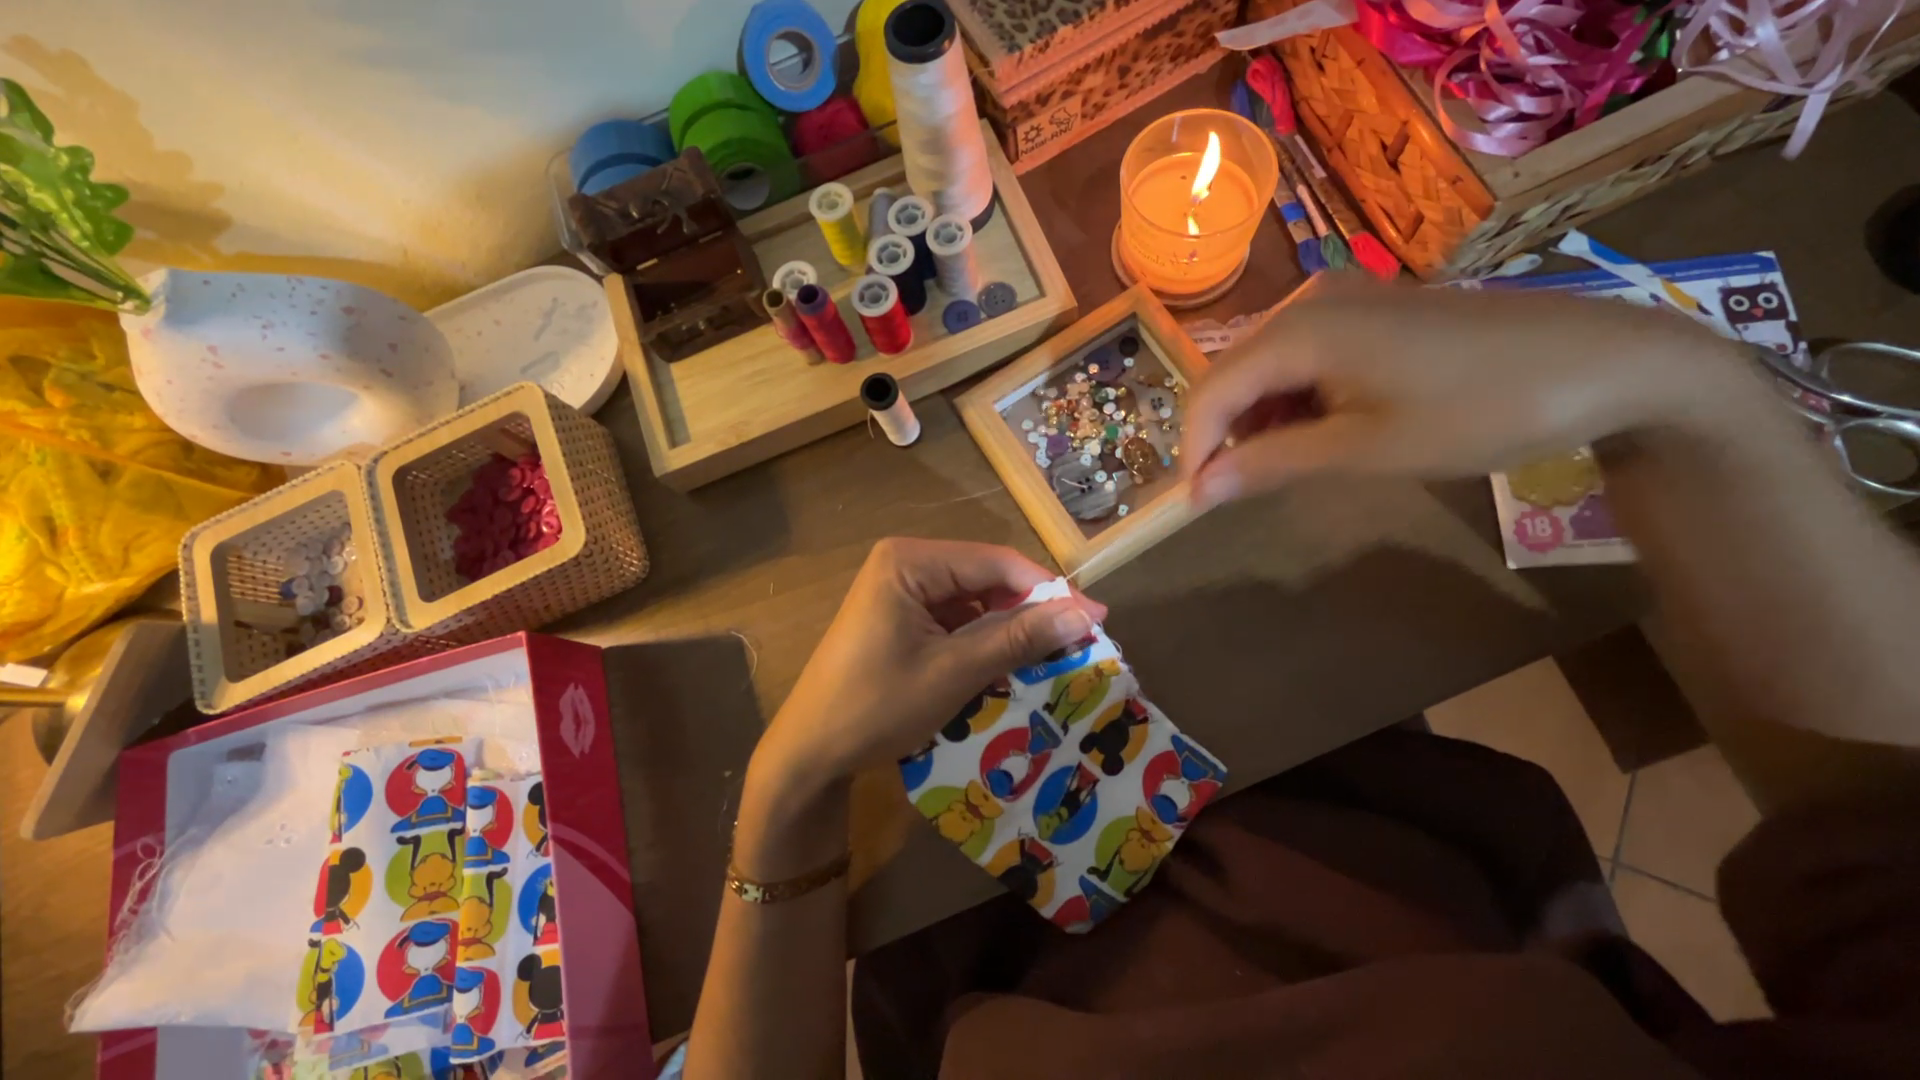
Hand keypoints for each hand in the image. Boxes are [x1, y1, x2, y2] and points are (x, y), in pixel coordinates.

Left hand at [753, 538, 1105, 790]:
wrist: (808, 754)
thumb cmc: (876, 707)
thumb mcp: (954, 672)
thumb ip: (1019, 639)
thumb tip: (1086, 614)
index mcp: (910, 561)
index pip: (997, 563)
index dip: (1049, 590)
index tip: (1097, 619)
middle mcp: (904, 564)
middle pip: (986, 579)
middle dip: (1030, 612)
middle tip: (1079, 644)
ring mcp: (898, 593)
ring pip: (973, 603)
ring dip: (1009, 631)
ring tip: (1052, 659)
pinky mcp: (898, 621)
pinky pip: (954, 622)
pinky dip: (982, 643)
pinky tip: (1008, 668)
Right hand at [1179, 275, 1754, 507]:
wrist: (1604, 362)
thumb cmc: (1480, 410)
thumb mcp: (1367, 448)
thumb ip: (1272, 463)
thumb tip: (1199, 491)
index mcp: (1301, 328)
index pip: (1211, 390)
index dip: (1195, 449)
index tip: (1196, 504)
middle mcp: (1309, 299)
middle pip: (1232, 373)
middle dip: (1225, 434)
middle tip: (1239, 491)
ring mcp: (1342, 296)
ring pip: (1265, 365)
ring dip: (1260, 419)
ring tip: (1284, 467)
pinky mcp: (1370, 307)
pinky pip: (1302, 353)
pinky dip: (1294, 397)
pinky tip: (1320, 429)